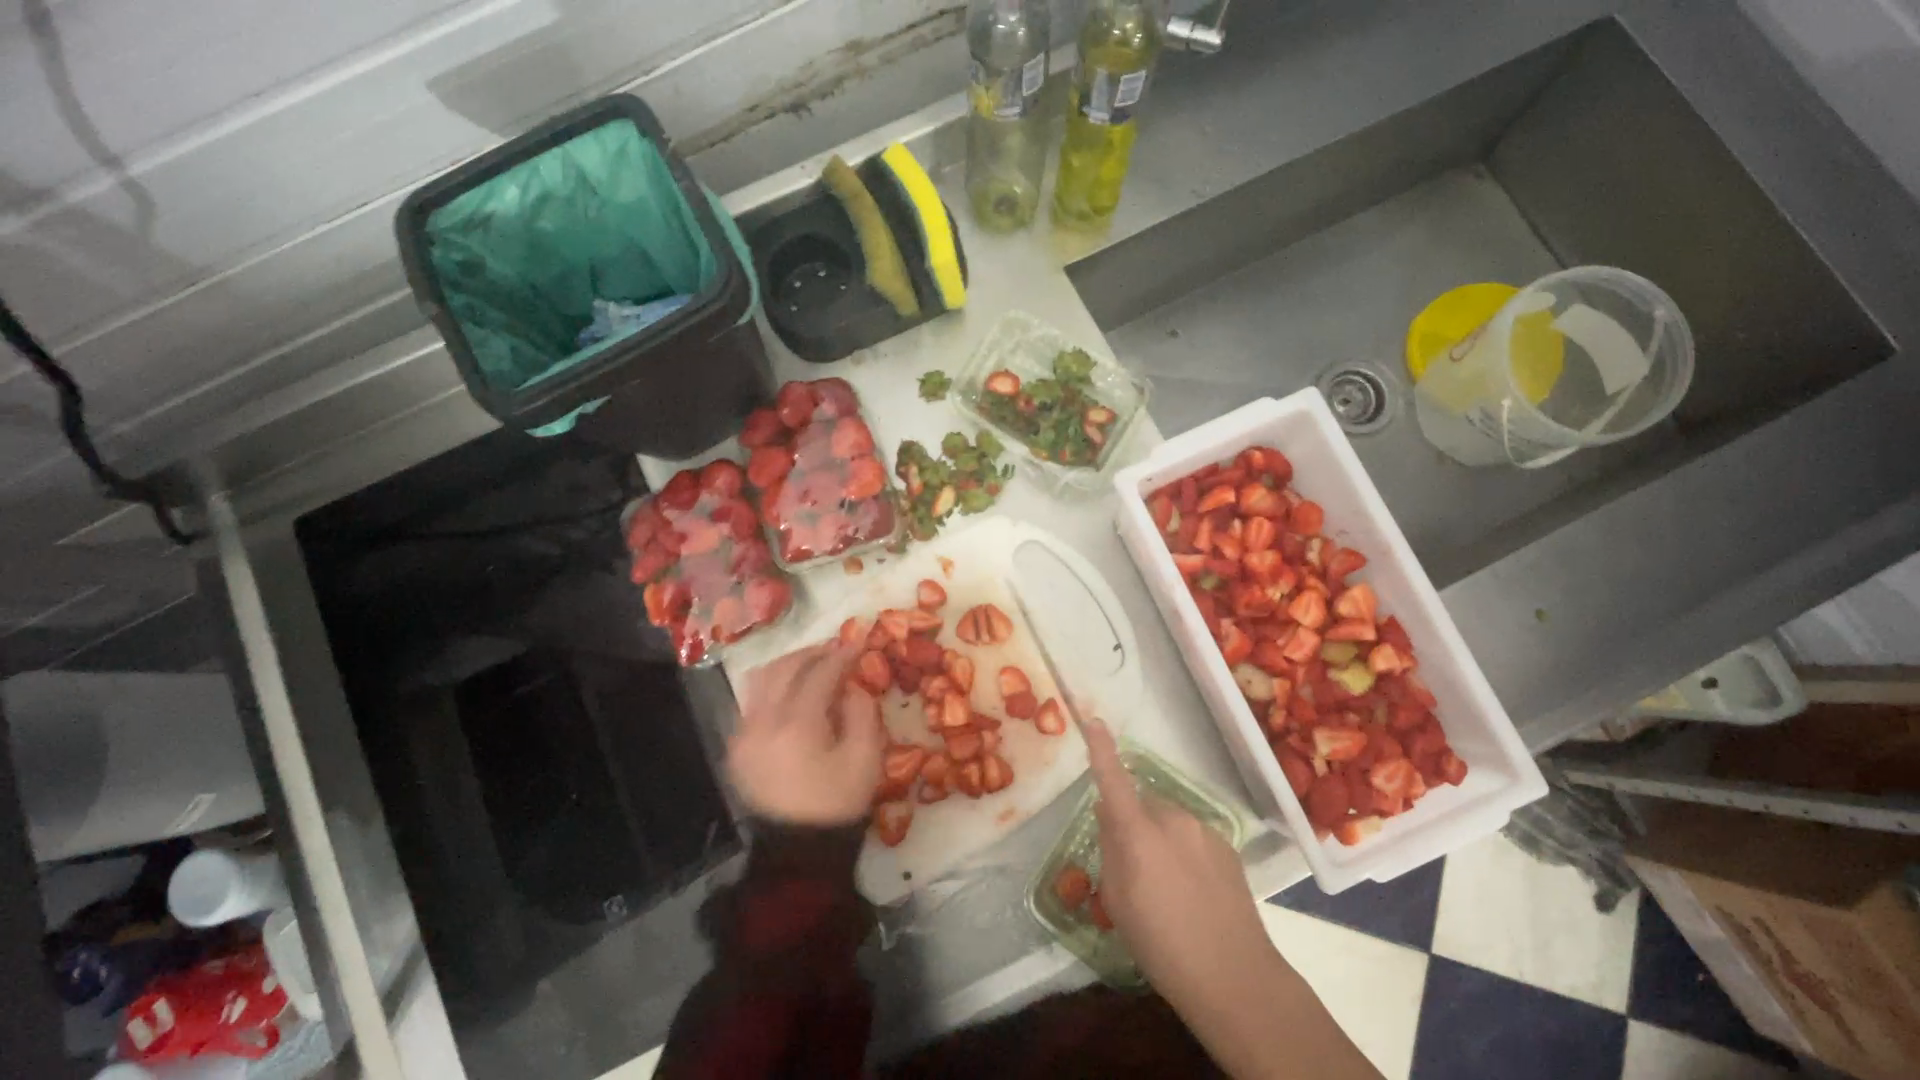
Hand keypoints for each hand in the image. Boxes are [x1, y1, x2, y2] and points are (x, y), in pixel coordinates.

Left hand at [729, 642, 886, 826]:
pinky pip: (752, 703)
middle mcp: (763, 722)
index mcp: (798, 725)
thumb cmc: (838, 804)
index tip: (856, 644)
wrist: (798, 850)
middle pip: (783, 668)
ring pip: (761, 680)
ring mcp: (744, 735)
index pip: (819, 674)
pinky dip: (773, 689)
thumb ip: (862, 712)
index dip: (839, 656)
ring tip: (811, 666)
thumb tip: (851, 686)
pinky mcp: (737, 748)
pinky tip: (793, 696)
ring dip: (788, 666)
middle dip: (810, 654)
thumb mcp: (866, 759)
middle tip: (833, 649)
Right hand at [1082, 717, 1276, 1004]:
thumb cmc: (1161, 944)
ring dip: (1159, 840)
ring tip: (1164, 890)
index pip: (1113, 780)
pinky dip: (1183, 854)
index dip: (1102, 750)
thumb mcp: (1118, 901)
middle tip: (1129, 870)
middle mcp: (1173, 820)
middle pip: (1142, 806)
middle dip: (1132, 823)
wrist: (1234, 975)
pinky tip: (1191, 894)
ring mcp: (1205, 832)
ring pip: (1169, 823)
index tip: (1094, 721)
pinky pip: (1192, 839)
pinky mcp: (1228, 848)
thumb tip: (1110, 815)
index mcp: (1139, 832)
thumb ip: (1111, 850)